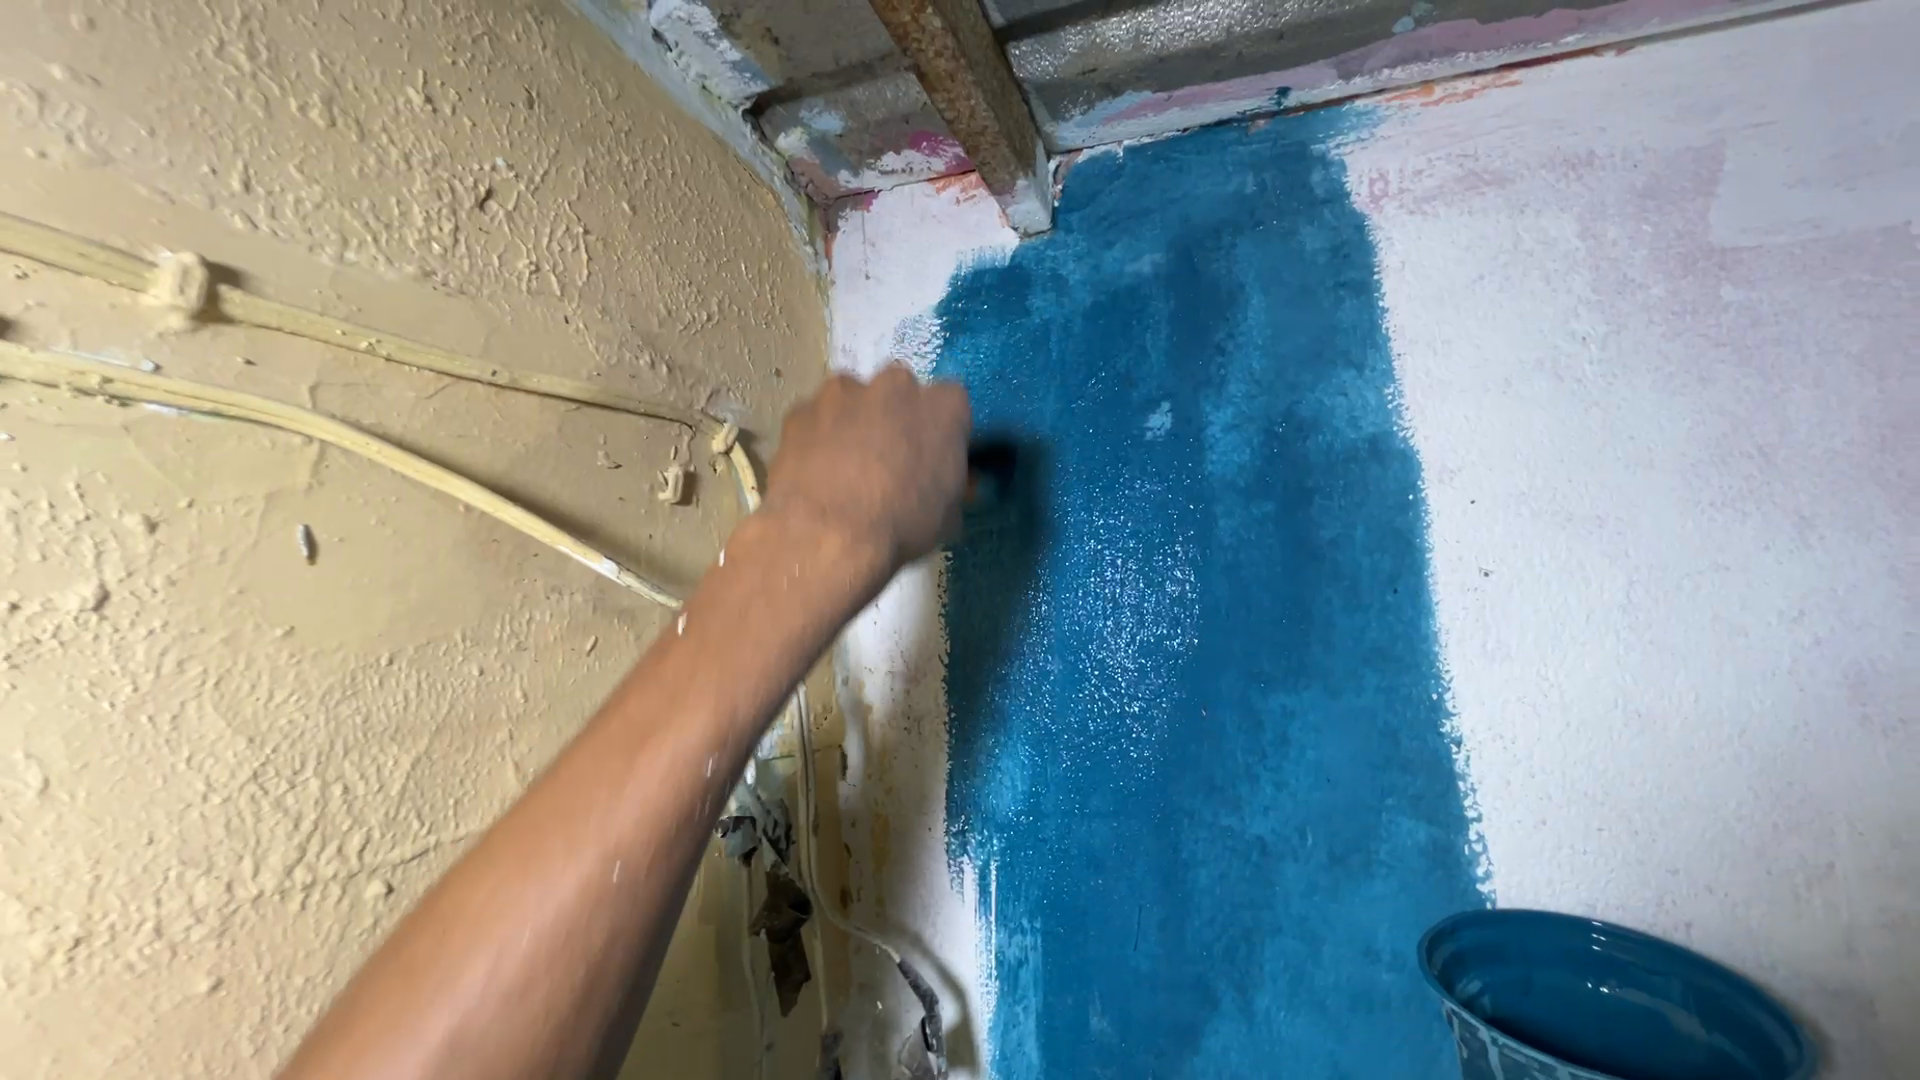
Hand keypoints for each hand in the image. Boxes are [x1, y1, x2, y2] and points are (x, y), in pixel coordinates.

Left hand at [764, 363, 970, 575]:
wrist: (828, 535)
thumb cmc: (902, 525)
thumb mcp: (949, 515)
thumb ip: (952, 485)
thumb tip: (951, 484)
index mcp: (943, 407)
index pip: (951, 404)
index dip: (940, 431)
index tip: (932, 457)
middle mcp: (895, 384)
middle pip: (900, 391)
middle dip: (895, 417)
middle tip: (888, 459)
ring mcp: (842, 392)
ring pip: (853, 399)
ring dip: (853, 422)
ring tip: (845, 467)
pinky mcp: (801, 409)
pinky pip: (815, 420)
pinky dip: (817, 438)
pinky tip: (815, 473)